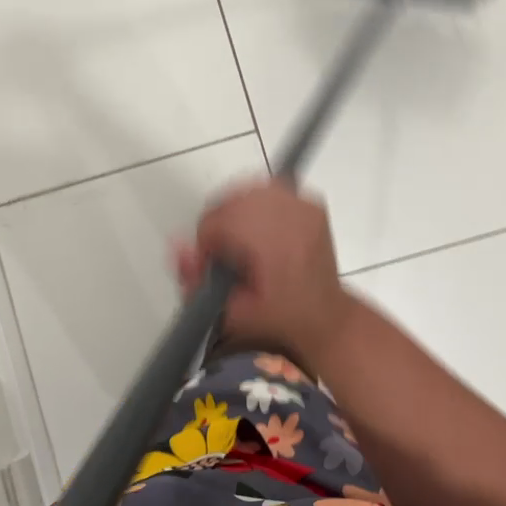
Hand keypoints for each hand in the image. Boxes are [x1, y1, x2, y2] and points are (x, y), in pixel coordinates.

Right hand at [175, 180, 357, 360]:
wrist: (326, 315)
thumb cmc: (279, 318)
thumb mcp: (231, 312)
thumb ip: (197, 281)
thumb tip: (178, 246)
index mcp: (273, 245)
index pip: (218, 220)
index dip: (205, 241)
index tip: (211, 263)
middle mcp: (291, 218)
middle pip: (231, 199)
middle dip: (219, 223)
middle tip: (223, 252)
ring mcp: (304, 206)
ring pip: (249, 189)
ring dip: (235, 211)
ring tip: (239, 239)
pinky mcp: (311, 203)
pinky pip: (271, 188)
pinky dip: (256, 202)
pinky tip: (258, 226)